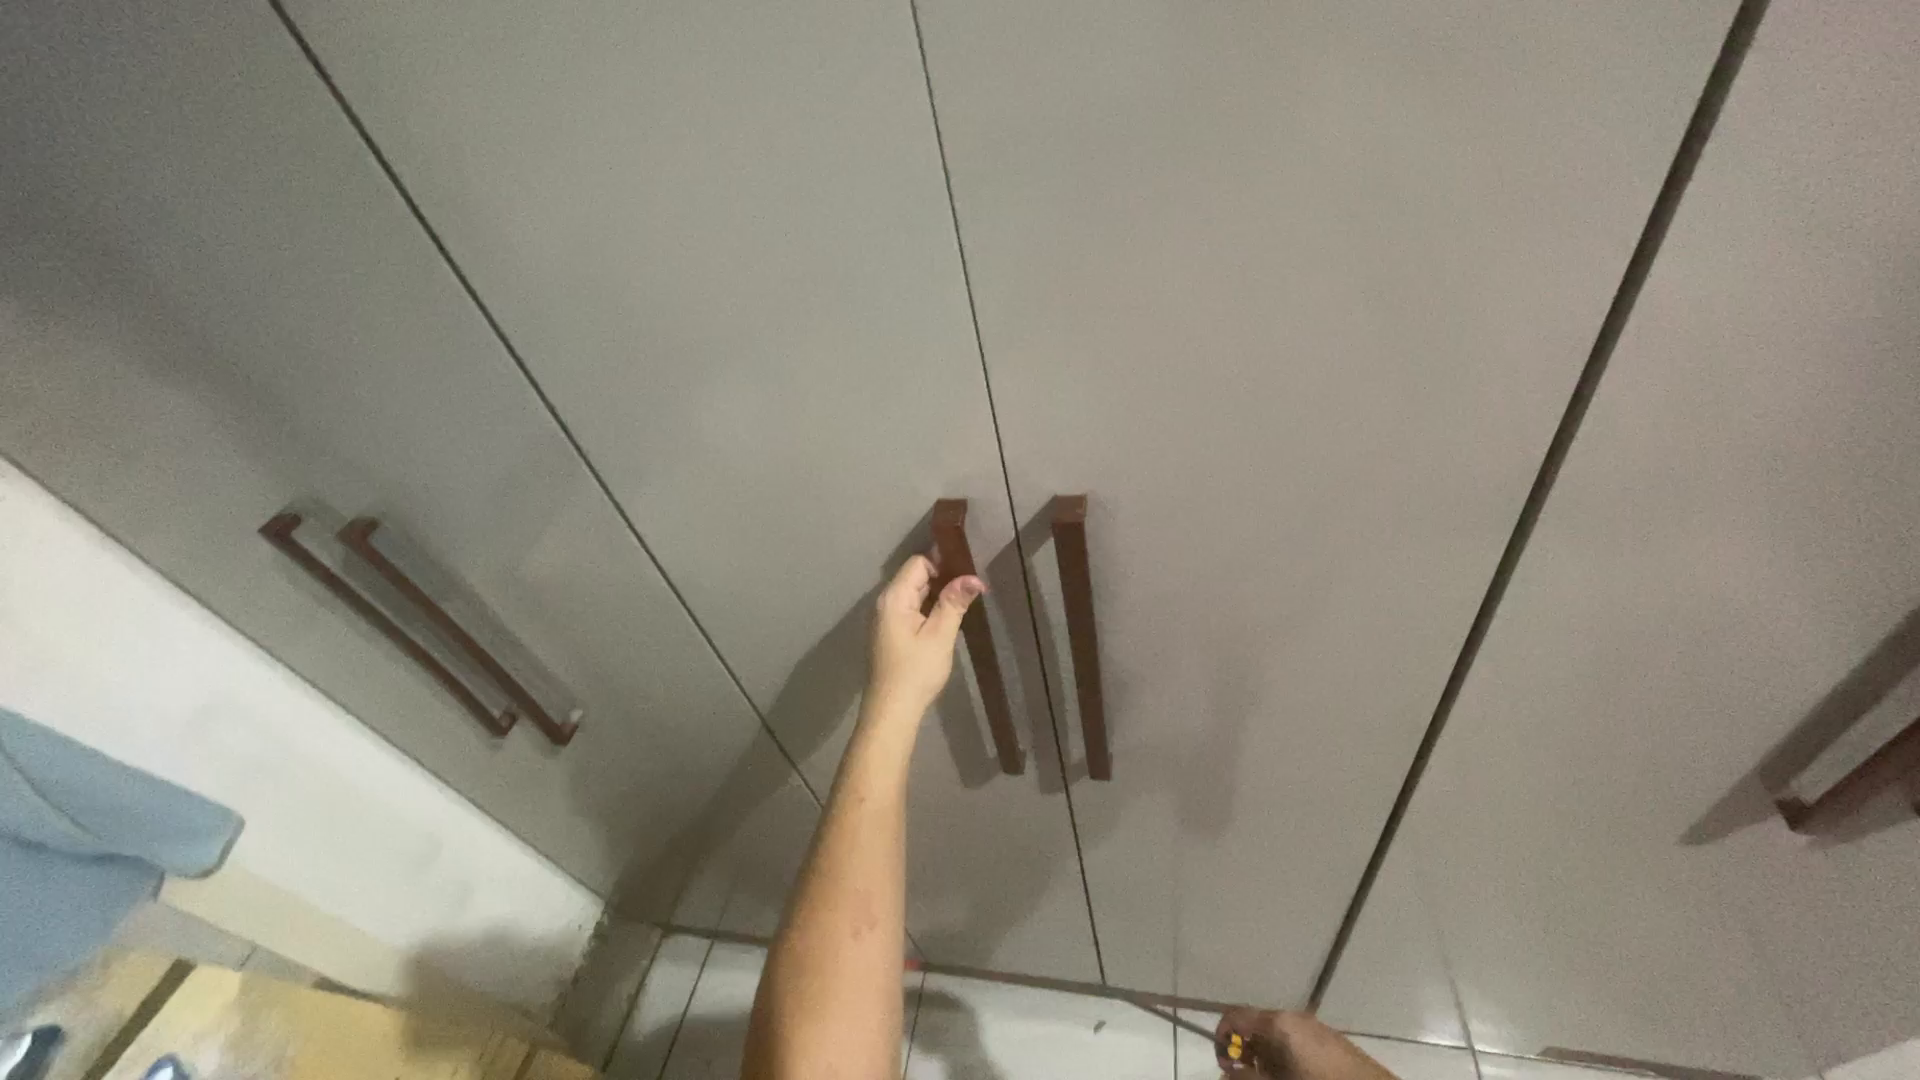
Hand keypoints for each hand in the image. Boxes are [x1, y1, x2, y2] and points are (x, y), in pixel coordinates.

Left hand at [867, 553, 984, 715]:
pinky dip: (926, 610)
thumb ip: (954, 603)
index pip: (918, 563)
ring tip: (960, 608)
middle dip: (942, 580)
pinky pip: (909, 610)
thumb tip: (973, 577)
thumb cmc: (916, 671)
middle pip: (915, 577)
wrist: (891, 711)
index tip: (967, 578)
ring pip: (913, 595)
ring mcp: (884, 619)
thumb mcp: (940, 636)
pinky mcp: (888, 634)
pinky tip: (942, 624)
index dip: (943, 565)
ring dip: (935, 597)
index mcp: (894, 598)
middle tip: (969, 593)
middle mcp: (885, 603)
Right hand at [1215, 1008, 1398, 1079]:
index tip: (1224, 1068)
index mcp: (1277, 1023)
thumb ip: (1247, 1078)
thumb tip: (1225, 1073)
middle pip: (1255, 1025)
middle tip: (1247, 1078)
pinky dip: (1286, 1059)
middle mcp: (1293, 1017)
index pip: (1234, 1016)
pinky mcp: (1332, 1043)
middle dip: (1245, 1052)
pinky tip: (1295, 1079)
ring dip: (1266, 1058)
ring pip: (1277, 1036)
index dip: (1221, 1039)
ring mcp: (1316, 1028)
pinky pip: (1297, 1044)